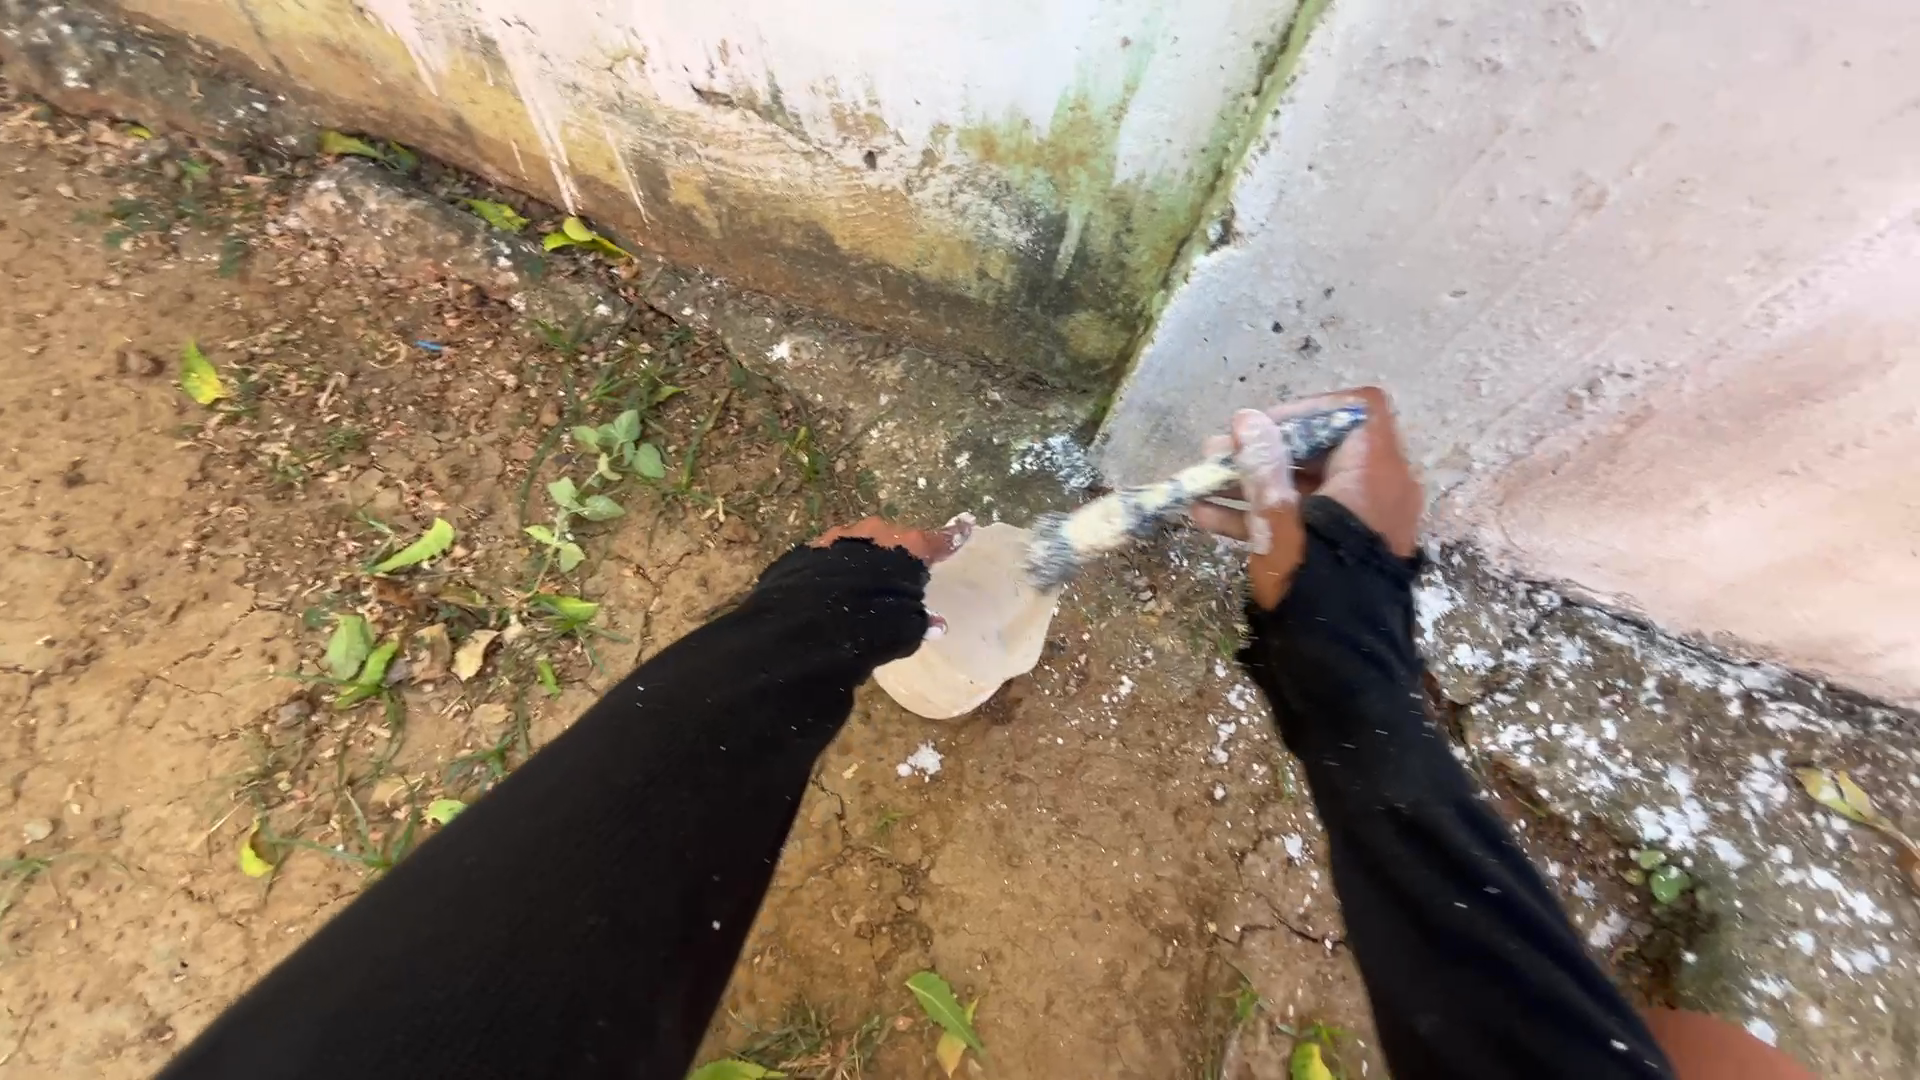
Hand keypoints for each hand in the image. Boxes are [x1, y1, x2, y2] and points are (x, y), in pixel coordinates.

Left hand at [812, 514, 974, 639]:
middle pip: (897, 539)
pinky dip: (841, 564)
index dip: (953, 536)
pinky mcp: (814, 547)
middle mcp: (878, 533)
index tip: (965, 525)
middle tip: (900, 572)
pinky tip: (835, 583)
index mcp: (908, 546)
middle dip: (899, 551)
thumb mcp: (904, 629)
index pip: (938, 540)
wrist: (810, 617)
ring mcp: (843, 535)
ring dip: (867, 557)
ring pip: (864, 543)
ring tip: (864, 580)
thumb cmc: (872, 620)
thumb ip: (921, 622)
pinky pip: (836, 552)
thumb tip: (938, 625)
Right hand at [1190, 387, 1422, 609]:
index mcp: (1374, 475)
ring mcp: (1357, 520)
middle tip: (1213, 457)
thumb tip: (1246, 420)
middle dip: (1261, 450)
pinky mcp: (1338, 546)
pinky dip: (1261, 512)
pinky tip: (1209, 519)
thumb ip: (1263, 468)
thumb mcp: (1279, 524)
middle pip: (1319, 448)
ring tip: (1200, 488)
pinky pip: (1301, 516)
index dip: (1302, 412)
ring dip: (1251, 482)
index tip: (1256, 430)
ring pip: (1302, 484)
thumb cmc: (1313, 587)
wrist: (1341, 664)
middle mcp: (1375, 490)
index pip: (1352, 411)